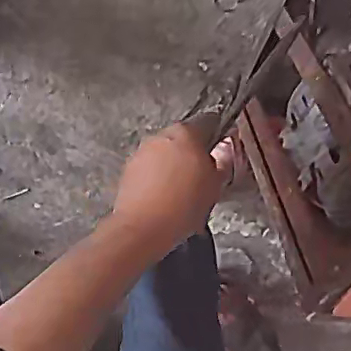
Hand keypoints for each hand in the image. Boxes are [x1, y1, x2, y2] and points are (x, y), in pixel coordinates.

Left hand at [108, 118, 234, 249]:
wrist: (143, 227)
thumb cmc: (183, 206)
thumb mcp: (215, 186)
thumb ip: (222, 162)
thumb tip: (223, 151)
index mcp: (186, 133)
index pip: (208, 122)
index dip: (217, 135)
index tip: (221, 147)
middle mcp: (160, 136)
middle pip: (182, 138)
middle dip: (192, 153)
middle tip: (201, 176)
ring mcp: (141, 152)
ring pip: (163, 153)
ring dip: (172, 165)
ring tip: (181, 191)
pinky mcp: (128, 169)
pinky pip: (148, 168)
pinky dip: (156, 177)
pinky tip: (163, 196)